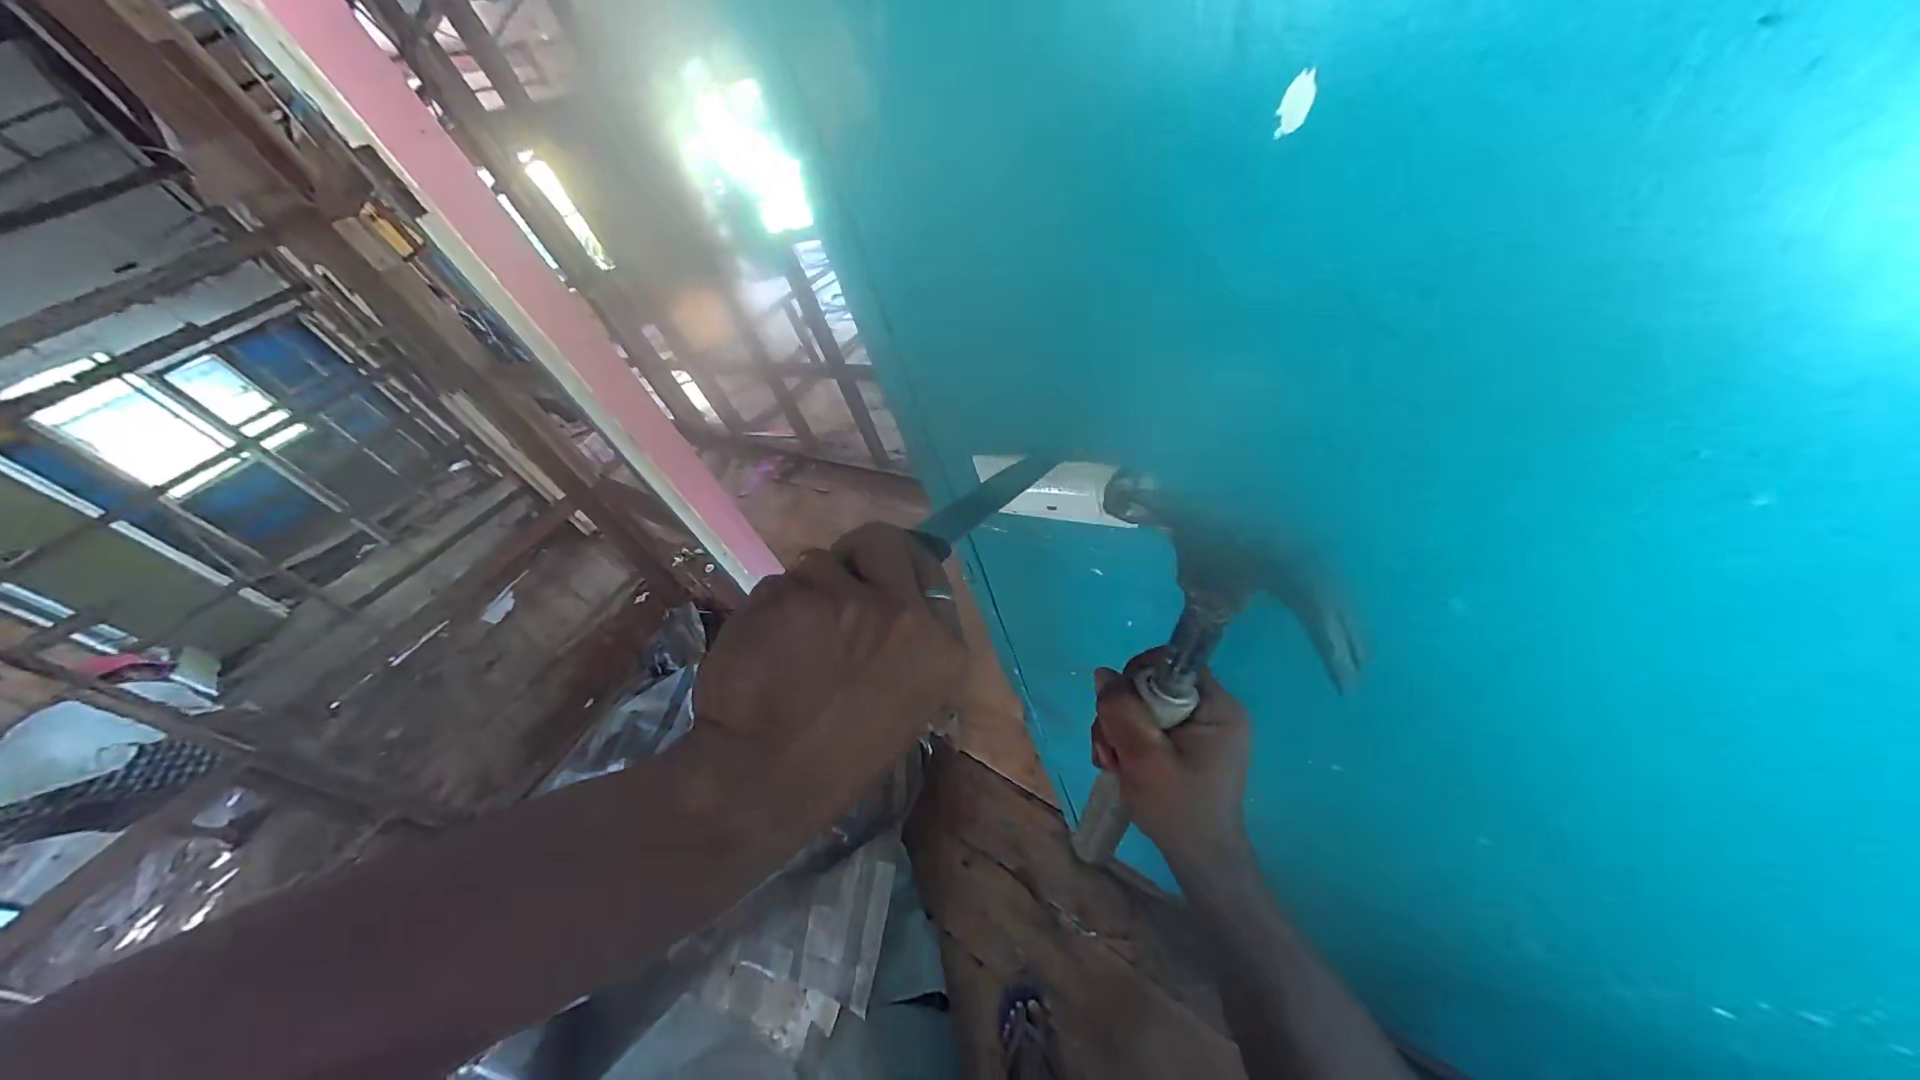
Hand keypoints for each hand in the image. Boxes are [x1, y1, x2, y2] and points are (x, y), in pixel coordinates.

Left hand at [695, 523, 965, 750]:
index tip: (873, 585)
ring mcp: (848, 600)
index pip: (928, 568)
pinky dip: (769, 606)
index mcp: (944, 647)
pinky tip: (763, 646)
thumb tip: (892, 587)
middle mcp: (906, 614)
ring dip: (805, 589)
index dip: (894, 568)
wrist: (763, 784)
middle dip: (855, 557)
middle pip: (883, 540)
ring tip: (792, 640)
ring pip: (821, 560)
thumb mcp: (905, 698)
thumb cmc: (837, 754)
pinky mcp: (793, 596)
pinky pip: (779, 580)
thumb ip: (908, 637)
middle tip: (832, 593)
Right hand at [1091, 649, 1251, 863]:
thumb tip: (1105, 674)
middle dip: (1122, 713)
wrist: (1200, 860)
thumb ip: (1122, 711)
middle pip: (1152, 686)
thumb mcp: (1143, 757)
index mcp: (1218, 707)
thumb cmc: (1178, 809)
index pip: (1171, 664)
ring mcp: (1201, 729)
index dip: (1137, 678)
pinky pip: (1150, 726)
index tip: (1120, 710)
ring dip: (1119, 731)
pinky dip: (1129, 742)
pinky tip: (1122, 766)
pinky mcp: (1189, 745)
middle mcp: (1214, 710)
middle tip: (1111, 749)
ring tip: (1114, 764)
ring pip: (1144, 706)